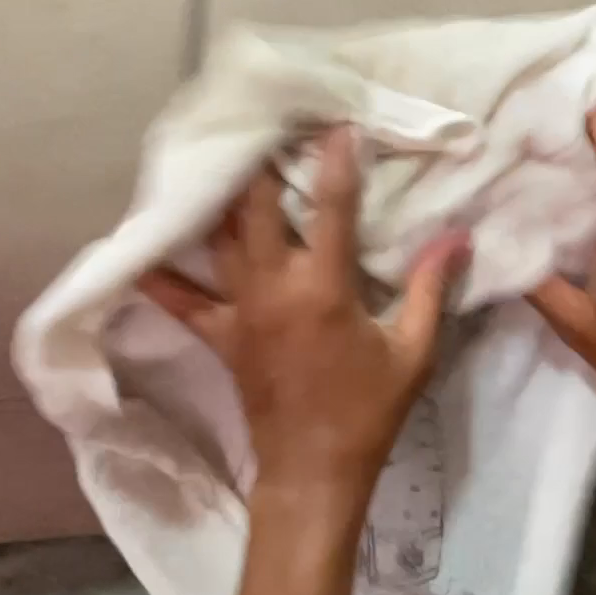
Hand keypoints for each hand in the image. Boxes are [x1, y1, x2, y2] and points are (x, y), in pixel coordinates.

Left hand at [137, 127, 469, 495]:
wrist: (313, 471)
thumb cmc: (368, 411)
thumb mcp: (412, 352)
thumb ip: (428, 288)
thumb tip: (457, 237)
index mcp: (324, 288)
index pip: (331, 208)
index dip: (335, 160)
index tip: (335, 123)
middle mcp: (273, 288)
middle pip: (255, 208)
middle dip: (259, 162)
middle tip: (264, 126)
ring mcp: (239, 310)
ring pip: (217, 240)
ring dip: (217, 198)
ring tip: (215, 159)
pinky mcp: (220, 335)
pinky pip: (181, 301)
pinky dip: (161, 276)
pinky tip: (138, 250)